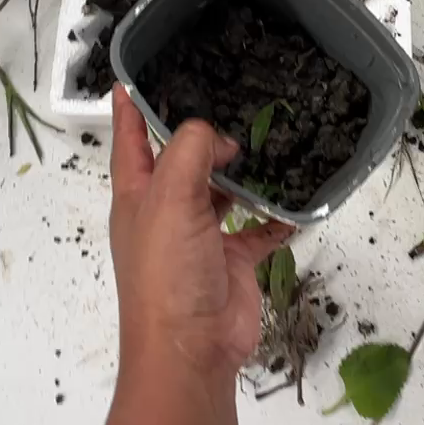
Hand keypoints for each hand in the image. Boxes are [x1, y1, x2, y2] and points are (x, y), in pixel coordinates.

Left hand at [108, 84, 294, 381]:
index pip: (129, 138)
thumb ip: (191, 150)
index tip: (132, 74)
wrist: (192, 349)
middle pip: (180, 160)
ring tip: (265, 138)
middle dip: (199, 134)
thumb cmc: (168, 271)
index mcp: (137, 194)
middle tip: (227, 98)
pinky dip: (275, 217)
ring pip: (220, 191)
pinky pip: (257, 230)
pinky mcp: (231, 259)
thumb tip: (221, 141)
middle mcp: (166, 210)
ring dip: (239, 171)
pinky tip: (294, 200)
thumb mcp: (170, 197)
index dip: (129, 106)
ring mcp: (200, 235)